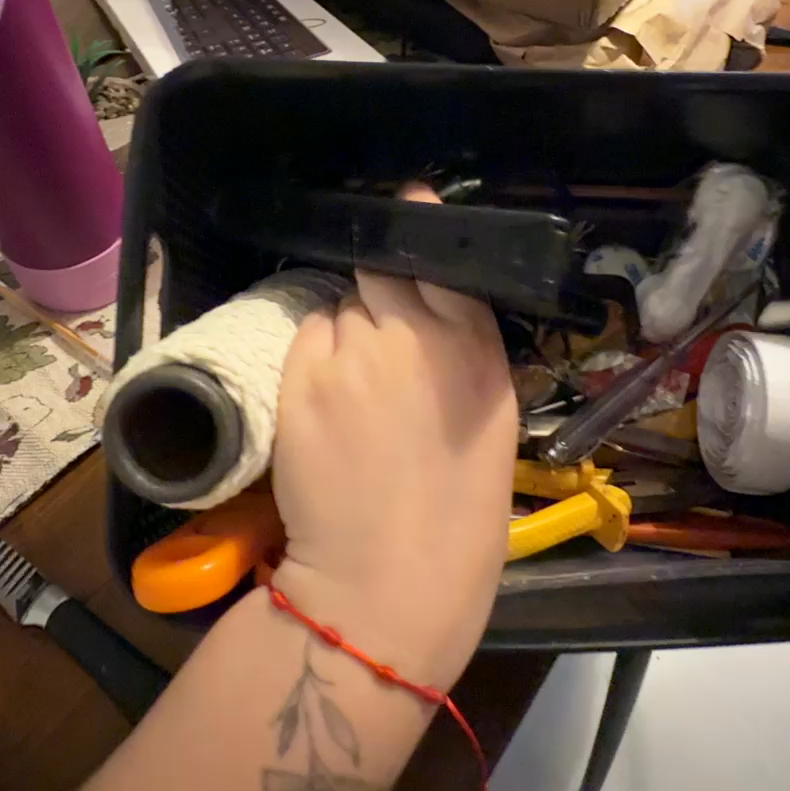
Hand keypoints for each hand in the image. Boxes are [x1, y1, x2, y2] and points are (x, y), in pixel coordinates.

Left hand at [268, 184, 518, 688]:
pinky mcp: (301, 378)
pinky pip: (307, 338)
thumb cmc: (456, 508)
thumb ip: (461, 342)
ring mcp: (351, 353)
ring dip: (346, 326)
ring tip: (355, 379)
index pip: (438, 257)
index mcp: (473, 348)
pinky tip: (327, 398)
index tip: (408, 211)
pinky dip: (315, 355)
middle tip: (383, 335)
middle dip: (380, 291)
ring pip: (339, 305)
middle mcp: (413, 335)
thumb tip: (429, 295)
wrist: (390, 579)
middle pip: (380, 271)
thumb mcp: (488, 414)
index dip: (416, 232)